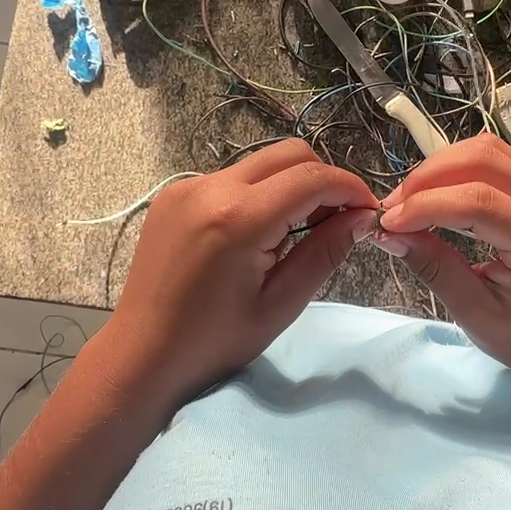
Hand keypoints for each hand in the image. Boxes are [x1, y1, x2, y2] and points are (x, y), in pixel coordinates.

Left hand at [102, 140, 379, 403]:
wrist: (141, 355)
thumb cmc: (214, 341)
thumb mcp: (281, 304)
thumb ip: (325, 252)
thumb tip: (362, 218)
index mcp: (239, 218)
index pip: (313, 178)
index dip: (350, 189)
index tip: (369, 212)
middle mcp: (211, 187)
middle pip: (290, 154)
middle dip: (324, 180)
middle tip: (339, 220)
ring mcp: (187, 186)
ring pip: (261, 163)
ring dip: (292, 185)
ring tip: (298, 232)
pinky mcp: (174, 193)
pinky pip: (233, 177)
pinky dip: (259, 193)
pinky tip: (258, 234)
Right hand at [372, 134, 510, 391]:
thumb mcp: (474, 313)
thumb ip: (434, 268)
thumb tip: (388, 234)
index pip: (480, 203)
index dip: (428, 205)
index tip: (388, 222)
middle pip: (483, 161)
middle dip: (428, 179)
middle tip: (392, 210)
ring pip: (486, 150)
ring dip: (438, 167)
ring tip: (408, 200)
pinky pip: (492, 158)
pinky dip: (454, 167)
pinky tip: (432, 192)